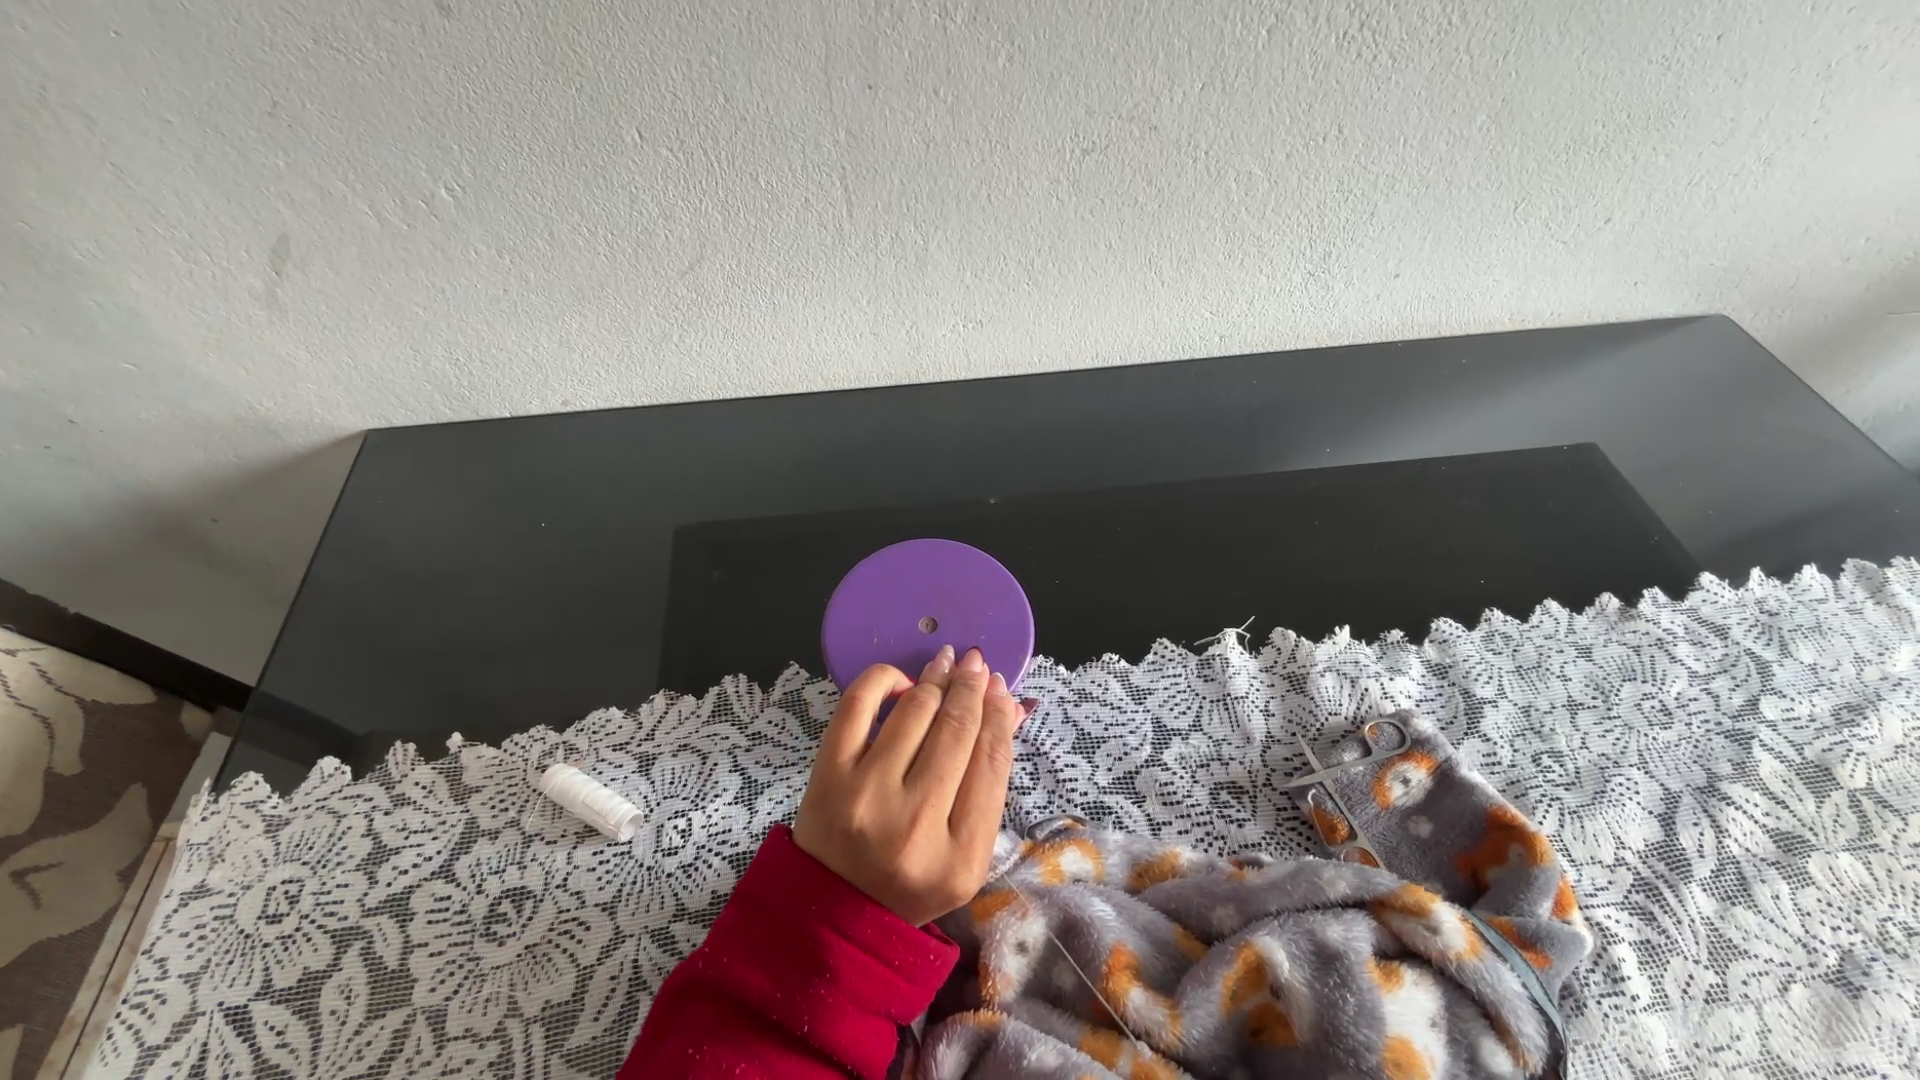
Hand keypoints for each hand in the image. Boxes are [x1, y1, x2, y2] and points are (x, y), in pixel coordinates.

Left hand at [792, 646, 1032, 925]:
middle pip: (957, 731)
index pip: (992, 761)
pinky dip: (882, 680)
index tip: (999, 688)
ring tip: (946, 664)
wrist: (832, 909)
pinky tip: (900, 681)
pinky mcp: (828, 776)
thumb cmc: (909, 881)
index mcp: (961, 857)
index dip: (999, 714)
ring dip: (936, 678)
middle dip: (971, 688)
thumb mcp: (965, 854)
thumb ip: (989, 785)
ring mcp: (868, 797)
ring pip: (915, 712)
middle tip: (975, 664)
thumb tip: (1009, 706)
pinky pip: (858, 705)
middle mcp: (916, 825)